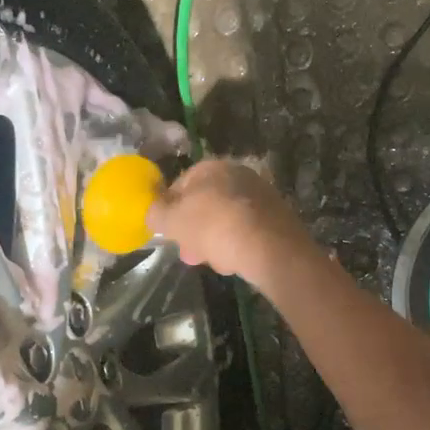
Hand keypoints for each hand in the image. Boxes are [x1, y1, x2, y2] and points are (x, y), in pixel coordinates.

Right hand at [145, 158, 318, 289]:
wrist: (269, 247)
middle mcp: (238, 174)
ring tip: (213, 262)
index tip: (167, 232)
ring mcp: (260, 196)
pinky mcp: (277, 218)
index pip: (180, 185)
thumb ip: (156, 214)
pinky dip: (238, 245)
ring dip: (215, 241)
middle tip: (188, 253)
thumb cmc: (213, 227)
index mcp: (211, 167)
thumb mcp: (172, 221)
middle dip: (194, 231)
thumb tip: (152, 211)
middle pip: (206, 204)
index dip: (169, 210)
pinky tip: (235, 262)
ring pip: (226, 220)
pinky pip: (247, 231)